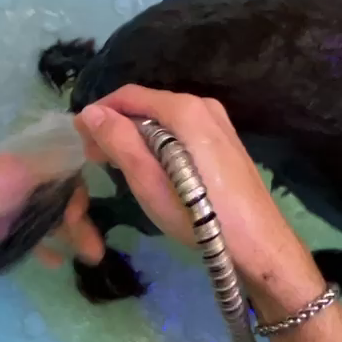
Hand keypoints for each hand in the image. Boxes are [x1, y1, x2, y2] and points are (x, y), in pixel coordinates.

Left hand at [0, 155, 106, 264]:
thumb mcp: (22, 171)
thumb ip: (53, 169)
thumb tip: (85, 158)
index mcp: (35, 168)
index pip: (69, 180)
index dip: (79, 197)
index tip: (78, 215)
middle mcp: (30, 187)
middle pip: (63, 205)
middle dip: (82, 224)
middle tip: (95, 249)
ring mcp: (19, 210)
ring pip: (52, 224)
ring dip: (71, 238)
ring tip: (90, 258)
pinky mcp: (7, 231)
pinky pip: (33, 241)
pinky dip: (46, 250)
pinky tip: (58, 263)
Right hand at [74, 86, 325, 317]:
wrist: (260, 246)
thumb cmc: (199, 216)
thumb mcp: (148, 181)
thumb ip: (118, 141)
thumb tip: (89, 112)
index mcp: (184, 109)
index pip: (128, 95)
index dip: (98, 114)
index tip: (81, 143)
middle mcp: (203, 105)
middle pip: (146, 105)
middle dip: (116, 127)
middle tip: (96, 160)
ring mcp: (218, 122)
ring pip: (162, 119)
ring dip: (135, 137)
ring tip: (119, 168)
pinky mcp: (224, 140)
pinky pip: (180, 131)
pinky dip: (158, 143)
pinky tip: (152, 171)